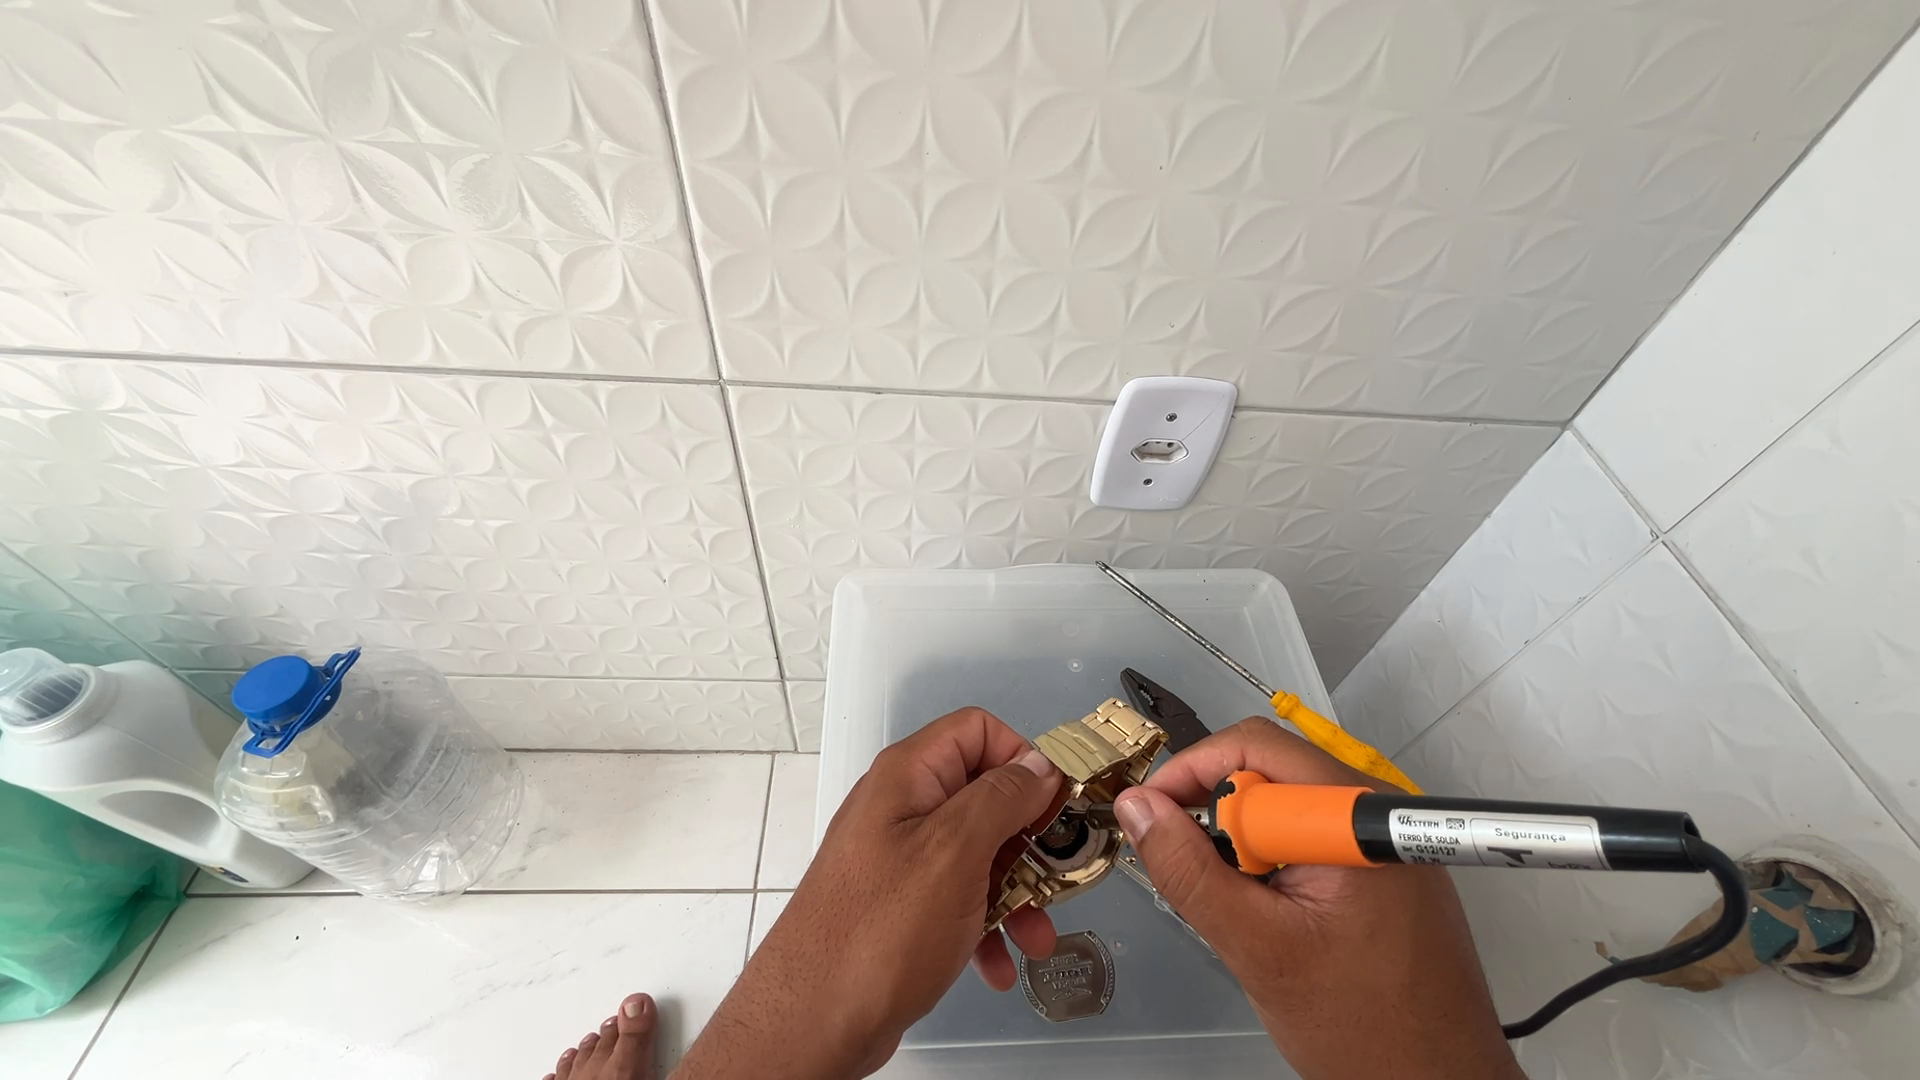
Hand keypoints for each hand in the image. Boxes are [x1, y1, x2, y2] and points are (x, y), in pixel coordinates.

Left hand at [675, 707, 1062, 1079]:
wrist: (810, 1023)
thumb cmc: (881, 929)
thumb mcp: (955, 852)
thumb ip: (1002, 798)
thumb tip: (1040, 765)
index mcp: (910, 774)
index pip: (978, 730)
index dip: (1022, 758)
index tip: (1054, 805)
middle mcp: (903, 805)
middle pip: (984, 794)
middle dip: (1027, 838)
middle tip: (1058, 875)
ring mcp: (899, 856)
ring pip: (977, 852)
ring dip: (1015, 891)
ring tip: (1036, 936)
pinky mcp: (900, 903)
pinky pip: (956, 897)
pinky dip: (984, 925)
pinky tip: (997, 963)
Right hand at [1113, 719, 1522, 1079]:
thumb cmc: (1362, 1028)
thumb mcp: (1256, 947)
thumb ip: (1189, 871)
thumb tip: (1136, 805)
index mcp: (1353, 814)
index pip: (1253, 747)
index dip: (1192, 772)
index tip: (1154, 817)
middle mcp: (1374, 807)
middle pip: (1268, 766)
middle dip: (1214, 807)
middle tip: (1187, 862)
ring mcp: (1382, 838)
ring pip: (1283, 799)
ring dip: (1241, 837)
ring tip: (1229, 896)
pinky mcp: (1383, 866)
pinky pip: (1307, 830)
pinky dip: (1270, 855)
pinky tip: (1265, 906)